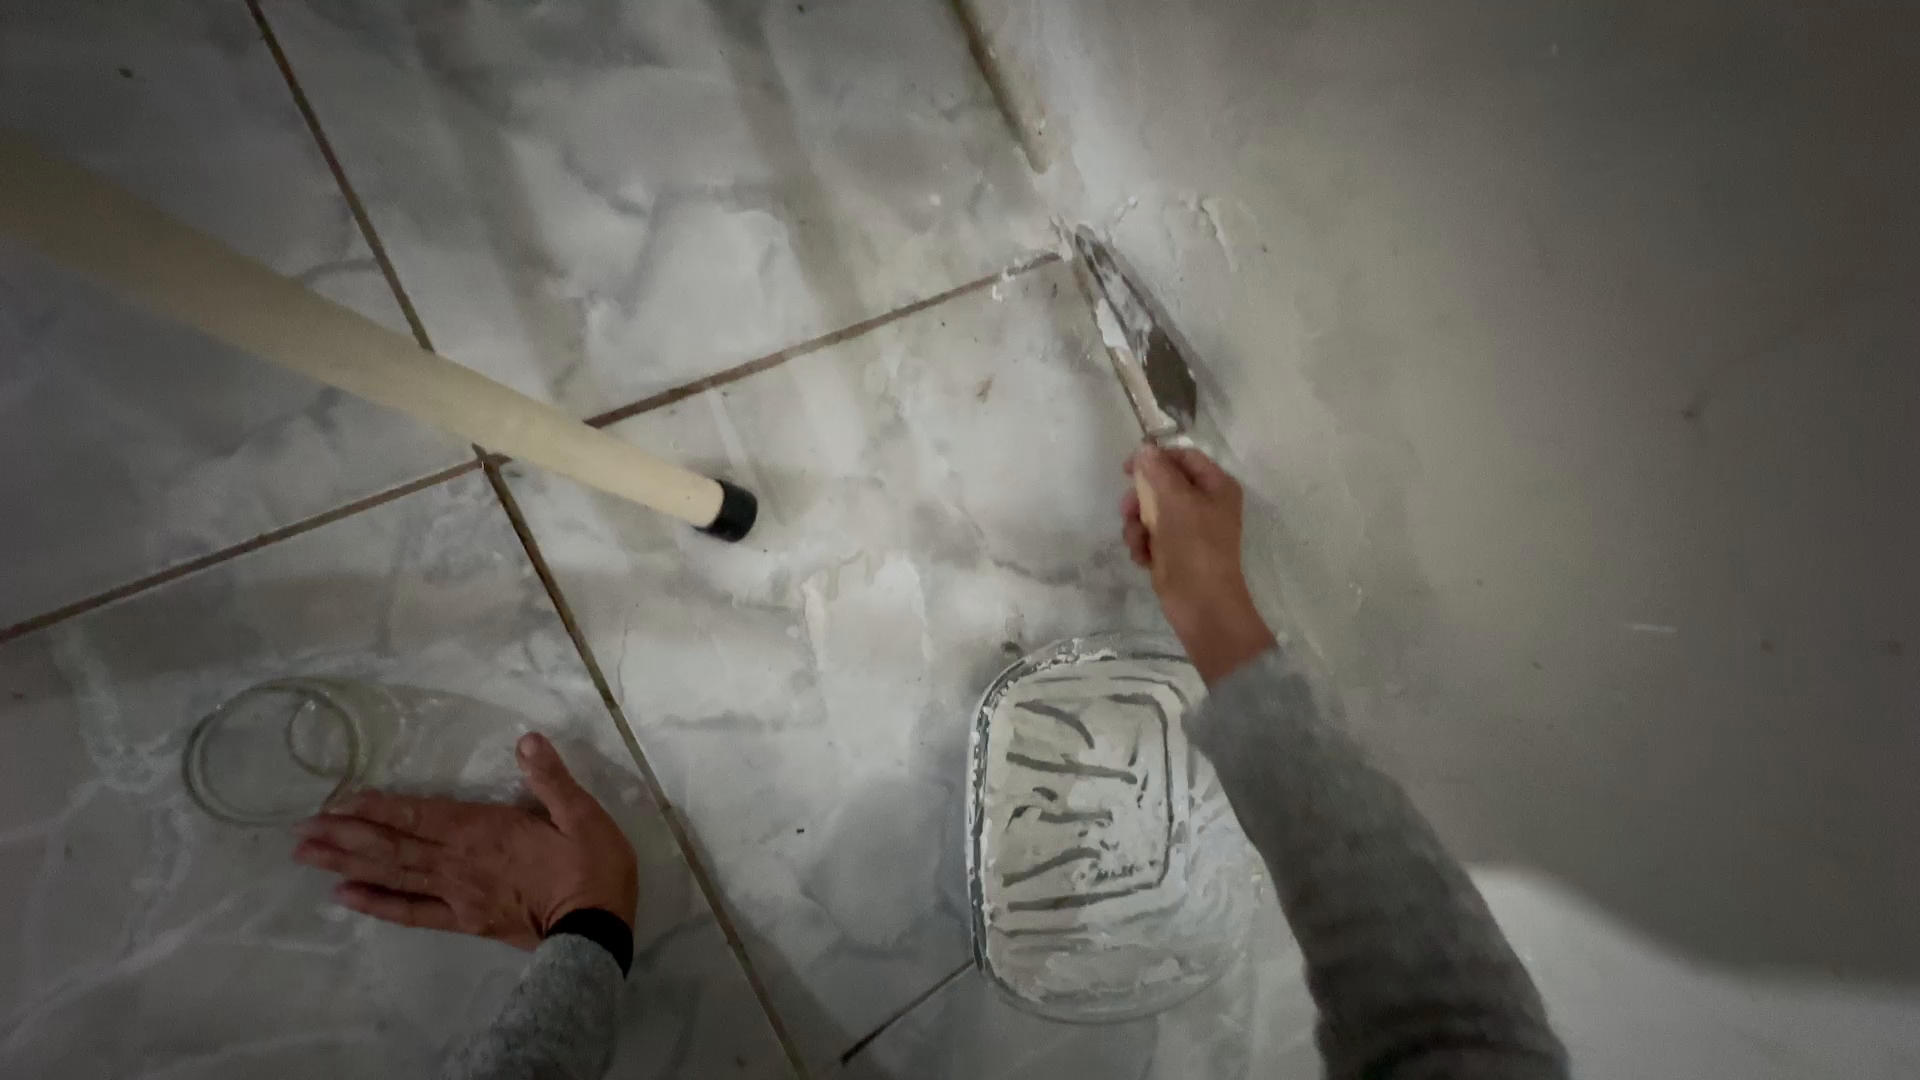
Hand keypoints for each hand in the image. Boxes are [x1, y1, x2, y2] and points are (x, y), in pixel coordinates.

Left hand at [293, 733, 638, 948]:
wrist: (593, 928)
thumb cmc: (592, 864)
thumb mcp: (583, 814)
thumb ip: (551, 779)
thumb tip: (527, 740)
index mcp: (489, 831)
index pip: (426, 816)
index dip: (384, 807)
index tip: (343, 799)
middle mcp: (461, 862)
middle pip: (398, 846)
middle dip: (350, 834)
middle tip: (303, 827)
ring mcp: (457, 895)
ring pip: (395, 875)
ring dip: (349, 864)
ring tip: (308, 855)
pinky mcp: (463, 921)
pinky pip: (411, 912)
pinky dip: (376, 904)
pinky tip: (345, 896)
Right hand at [1123, 444, 1276, 682]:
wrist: (1201, 603)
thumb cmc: (1194, 547)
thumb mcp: (1175, 501)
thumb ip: (1157, 471)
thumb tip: (1144, 450)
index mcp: (1216, 486)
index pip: (1183, 457)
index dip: (1155, 458)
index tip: (1127, 468)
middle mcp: (1204, 504)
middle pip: (1162, 485)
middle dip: (1140, 498)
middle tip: (1127, 510)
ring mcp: (1189, 529)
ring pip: (1150, 512)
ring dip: (1137, 525)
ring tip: (1138, 542)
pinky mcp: (1174, 551)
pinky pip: (1149, 536)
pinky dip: (1142, 544)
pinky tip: (1143, 558)